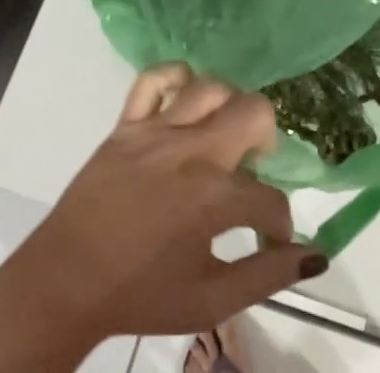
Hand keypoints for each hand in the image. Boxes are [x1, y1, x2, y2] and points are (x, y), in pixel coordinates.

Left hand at [1, 63, 325, 339]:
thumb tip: (314, 256)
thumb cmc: (139, 295)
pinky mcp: (125, 125)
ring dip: (229, 108)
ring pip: (211, 87)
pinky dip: (176, 79)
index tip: (269, 240)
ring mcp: (155, 131)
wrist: (65, 282)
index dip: (279, 224)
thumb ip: (267, 276)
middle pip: (254, 112)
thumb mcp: (212, 300)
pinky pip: (153, 79)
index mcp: (214, 197)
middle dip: (268, 140)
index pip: (271, 198)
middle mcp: (191, 151)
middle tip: (252, 172)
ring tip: (223, 137)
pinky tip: (185, 100)